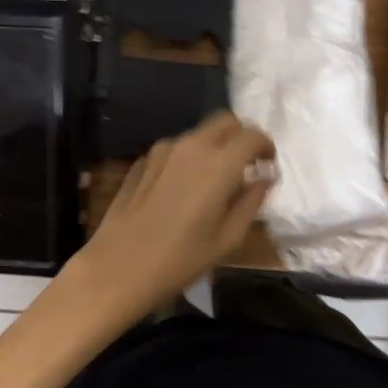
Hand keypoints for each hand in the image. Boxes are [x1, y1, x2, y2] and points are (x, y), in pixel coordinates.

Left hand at [68, 112, 274, 311]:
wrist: (119, 266)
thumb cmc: (181, 259)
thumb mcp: (228, 239)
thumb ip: (251, 202)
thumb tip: (264, 179)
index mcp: (219, 164)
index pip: (252, 135)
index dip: (265, 146)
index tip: (268, 165)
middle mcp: (191, 146)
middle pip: (225, 121)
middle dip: (241, 137)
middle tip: (245, 165)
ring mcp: (162, 150)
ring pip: (199, 134)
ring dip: (214, 147)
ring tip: (214, 183)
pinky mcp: (143, 160)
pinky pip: (175, 149)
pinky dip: (189, 159)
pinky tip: (183, 191)